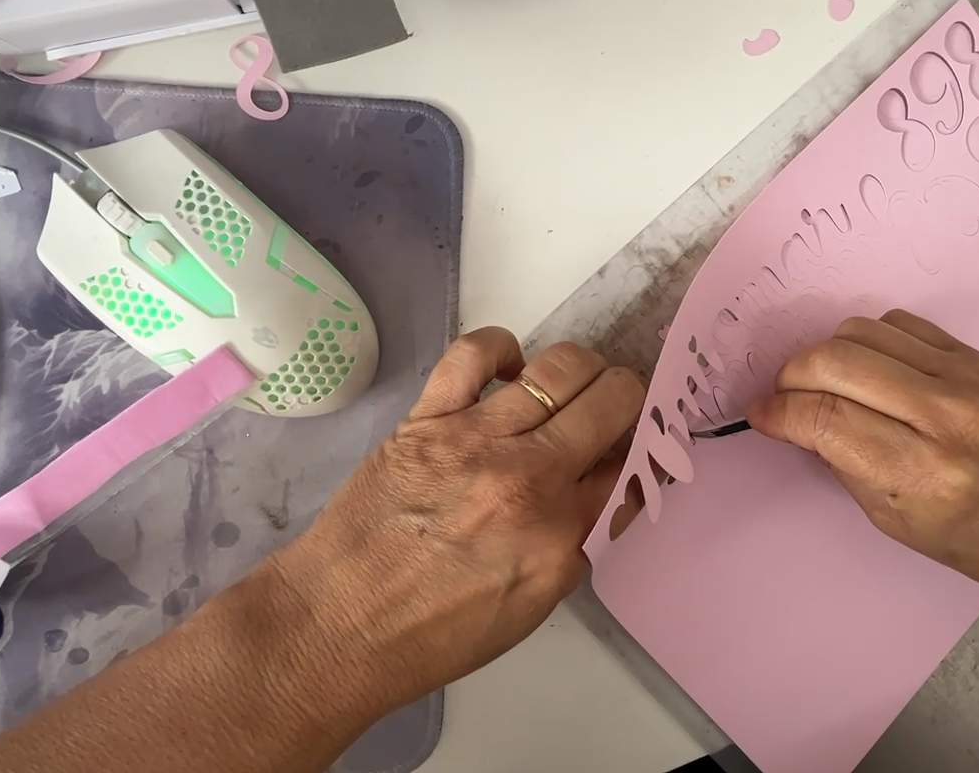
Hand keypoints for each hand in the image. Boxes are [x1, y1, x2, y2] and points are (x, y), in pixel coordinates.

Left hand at [263, 328, 641, 726]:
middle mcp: (530, 476)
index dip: (640, 447)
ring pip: (562, 367)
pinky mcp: (428, 416)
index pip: (631, 462)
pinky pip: (476, 351)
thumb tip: (611, 474)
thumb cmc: (441, 629)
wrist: (338, 627)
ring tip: (569, 387)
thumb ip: (583, 534)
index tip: (633, 442)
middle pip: (613, 399)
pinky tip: (511, 370)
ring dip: (583, 370)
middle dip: (628, 397)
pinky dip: (504, 348)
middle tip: (611, 409)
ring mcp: (476, 438)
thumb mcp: (537, 600)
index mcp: (562, 534)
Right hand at [746, 310, 978, 607]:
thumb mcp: (890, 519)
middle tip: (786, 397)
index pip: (825, 418)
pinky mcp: (973, 355)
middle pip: (834, 362)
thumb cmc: (972, 537)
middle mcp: (946, 417)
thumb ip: (838, 458)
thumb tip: (791, 414)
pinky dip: (865, 341)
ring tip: (827, 384)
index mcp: (924, 474)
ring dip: (826, 355)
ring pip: (859, 331)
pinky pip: (895, 322)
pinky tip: (869, 371)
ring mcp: (964, 377)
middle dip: (792, 377)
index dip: (779, 411)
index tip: (761, 414)